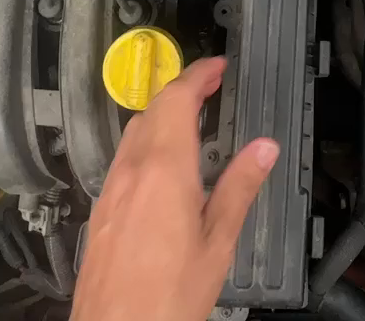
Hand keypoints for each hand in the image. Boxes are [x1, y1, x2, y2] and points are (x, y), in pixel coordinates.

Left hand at [71, 57, 278, 320]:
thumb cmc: (165, 299)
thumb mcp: (218, 242)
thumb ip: (240, 187)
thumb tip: (264, 149)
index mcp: (165, 169)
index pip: (178, 98)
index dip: (199, 74)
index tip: (217, 66)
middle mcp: (132, 170)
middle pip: (153, 107)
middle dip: (184, 88)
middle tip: (210, 84)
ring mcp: (112, 188)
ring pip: (134, 128)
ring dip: (162, 111)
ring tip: (190, 115)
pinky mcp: (101, 208)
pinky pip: (123, 155)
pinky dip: (146, 138)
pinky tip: (161, 159)